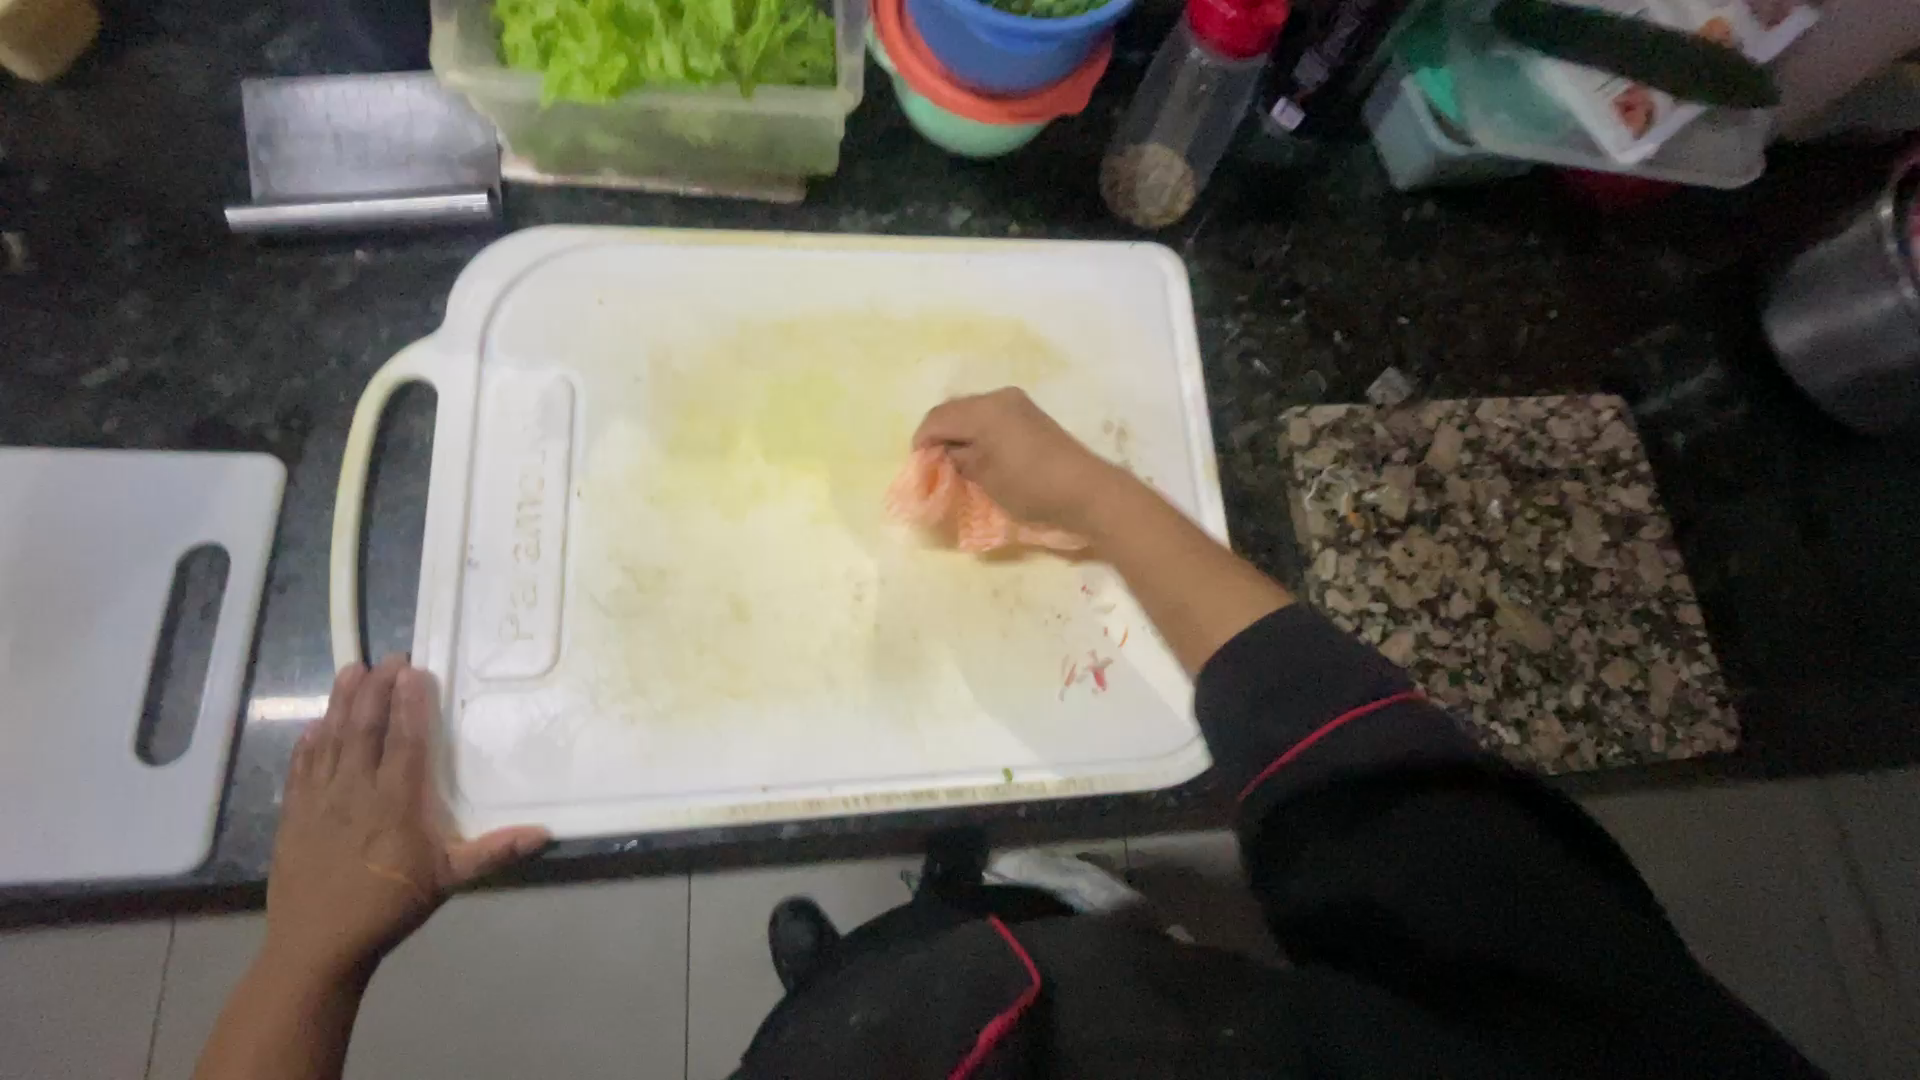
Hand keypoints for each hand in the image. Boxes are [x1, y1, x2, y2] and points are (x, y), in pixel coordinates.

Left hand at [264, 656, 550, 981]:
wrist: (316, 948)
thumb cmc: (390, 905)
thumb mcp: (449, 879)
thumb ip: (494, 852)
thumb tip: (546, 832)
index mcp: (396, 803)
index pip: (404, 742)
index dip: (409, 704)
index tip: (414, 672)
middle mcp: (355, 793)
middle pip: (364, 731)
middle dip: (376, 691)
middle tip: (388, 658)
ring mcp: (319, 803)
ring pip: (330, 742)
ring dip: (340, 704)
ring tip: (351, 671)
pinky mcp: (293, 817)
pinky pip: (301, 770)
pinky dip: (308, 742)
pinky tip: (315, 724)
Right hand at [912, 388, 1127, 533]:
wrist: (1086, 491)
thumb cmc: (1031, 486)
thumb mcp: (985, 477)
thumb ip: (958, 460)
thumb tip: (945, 454)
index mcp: (984, 409)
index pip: (938, 417)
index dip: (922, 441)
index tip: (919, 466)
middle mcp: (999, 397)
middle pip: (954, 410)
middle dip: (940, 435)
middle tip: (934, 465)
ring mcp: (1018, 404)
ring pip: (973, 413)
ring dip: (959, 434)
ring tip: (956, 463)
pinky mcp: (1030, 415)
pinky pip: (991, 417)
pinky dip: (978, 433)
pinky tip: (979, 455)